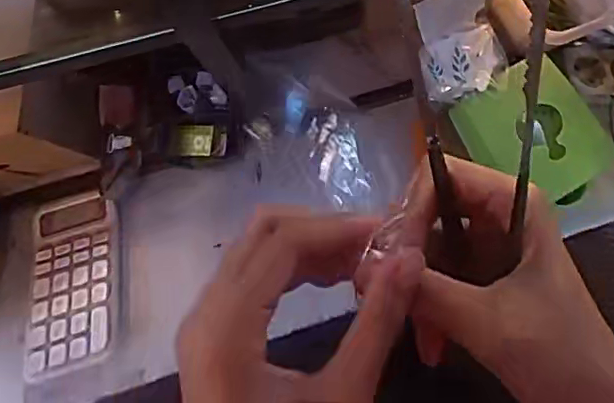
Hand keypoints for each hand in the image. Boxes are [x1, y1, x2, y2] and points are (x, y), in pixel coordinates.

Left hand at [178, 207, 423, 402]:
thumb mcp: (343, 399)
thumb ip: (376, 323)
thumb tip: (411, 259)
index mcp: (226, 328)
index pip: (283, 242)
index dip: (336, 228)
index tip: (383, 231)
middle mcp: (204, 312)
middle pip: (264, 233)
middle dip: (322, 230)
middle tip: (373, 244)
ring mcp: (202, 322)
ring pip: (255, 247)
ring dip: (309, 244)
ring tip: (358, 260)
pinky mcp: (209, 334)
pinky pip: (250, 274)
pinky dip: (291, 266)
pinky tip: (329, 278)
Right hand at [384, 157, 613, 402]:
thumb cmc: (561, 355)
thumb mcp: (490, 323)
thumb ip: (429, 291)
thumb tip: (368, 267)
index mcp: (511, 200)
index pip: (440, 175)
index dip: (410, 209)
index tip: (390, 257)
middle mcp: (497, 210)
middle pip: (429, 207)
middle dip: (407, 252)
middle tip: (380, 291)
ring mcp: (490, 242)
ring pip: (430, 243)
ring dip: (414, 285)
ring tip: (407, 328)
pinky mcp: (484, 274)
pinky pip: (440, 273)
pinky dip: (427, 303)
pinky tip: (427, 342)